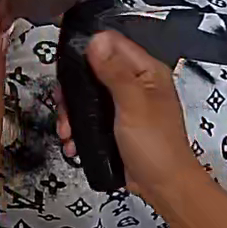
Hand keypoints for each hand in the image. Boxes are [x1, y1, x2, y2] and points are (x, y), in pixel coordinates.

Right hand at [54, 29, 202, 201]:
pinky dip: (80, 127)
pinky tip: (73, 139)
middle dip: (75, 87)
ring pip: (90, 95)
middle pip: (95, 69)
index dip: (89, 48)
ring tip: (67, 128)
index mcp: (148, 72)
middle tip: (64, 103)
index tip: (68, 64)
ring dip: (73, 111)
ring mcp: (126, 105)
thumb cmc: (157, 147)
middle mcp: (137, 84)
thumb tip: (96, 41)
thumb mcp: (132, 104)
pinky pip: (92, 117)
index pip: (113, 43)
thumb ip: (114, 72)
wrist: (163, 186)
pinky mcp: (117, 125)